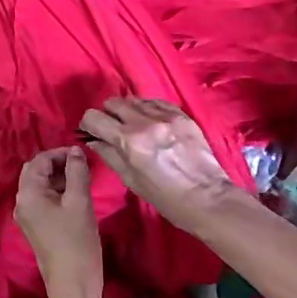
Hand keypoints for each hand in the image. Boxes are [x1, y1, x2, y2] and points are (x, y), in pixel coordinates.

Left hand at [16, 147, 102, 297]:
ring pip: (41, 185)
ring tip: (83, 179)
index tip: (82, 155)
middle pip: (36, 171)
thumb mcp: (79, 200)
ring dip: (60, 177)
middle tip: (83, 166)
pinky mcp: (37, 226)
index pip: (39, 160)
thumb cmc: (76, 240)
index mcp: (27, 194)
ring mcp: (28, 216)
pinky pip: (44, 199)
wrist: (73, 283)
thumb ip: (77, 170)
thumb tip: (75, 150)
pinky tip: (77, 195)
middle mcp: (22, 202)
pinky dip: (58, 191)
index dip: (60, 153)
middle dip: (58, 164)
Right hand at [79, 97, 246, 232]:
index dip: (88, 124)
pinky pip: (156, 101)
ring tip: (132, 125)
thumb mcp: (131, 180)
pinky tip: (150, 121)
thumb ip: (109, 155)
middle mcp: (145, 122)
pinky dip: (147, 108)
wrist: (208, 198)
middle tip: (111, 129)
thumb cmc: (166, 197)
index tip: (91, 132)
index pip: (95, 117)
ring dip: (128, 110)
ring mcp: (166, 115)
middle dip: (107, 114)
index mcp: (129, 141)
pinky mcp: (182, 114)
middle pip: (114, 102)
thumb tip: (94, 140)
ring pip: (135, 99)